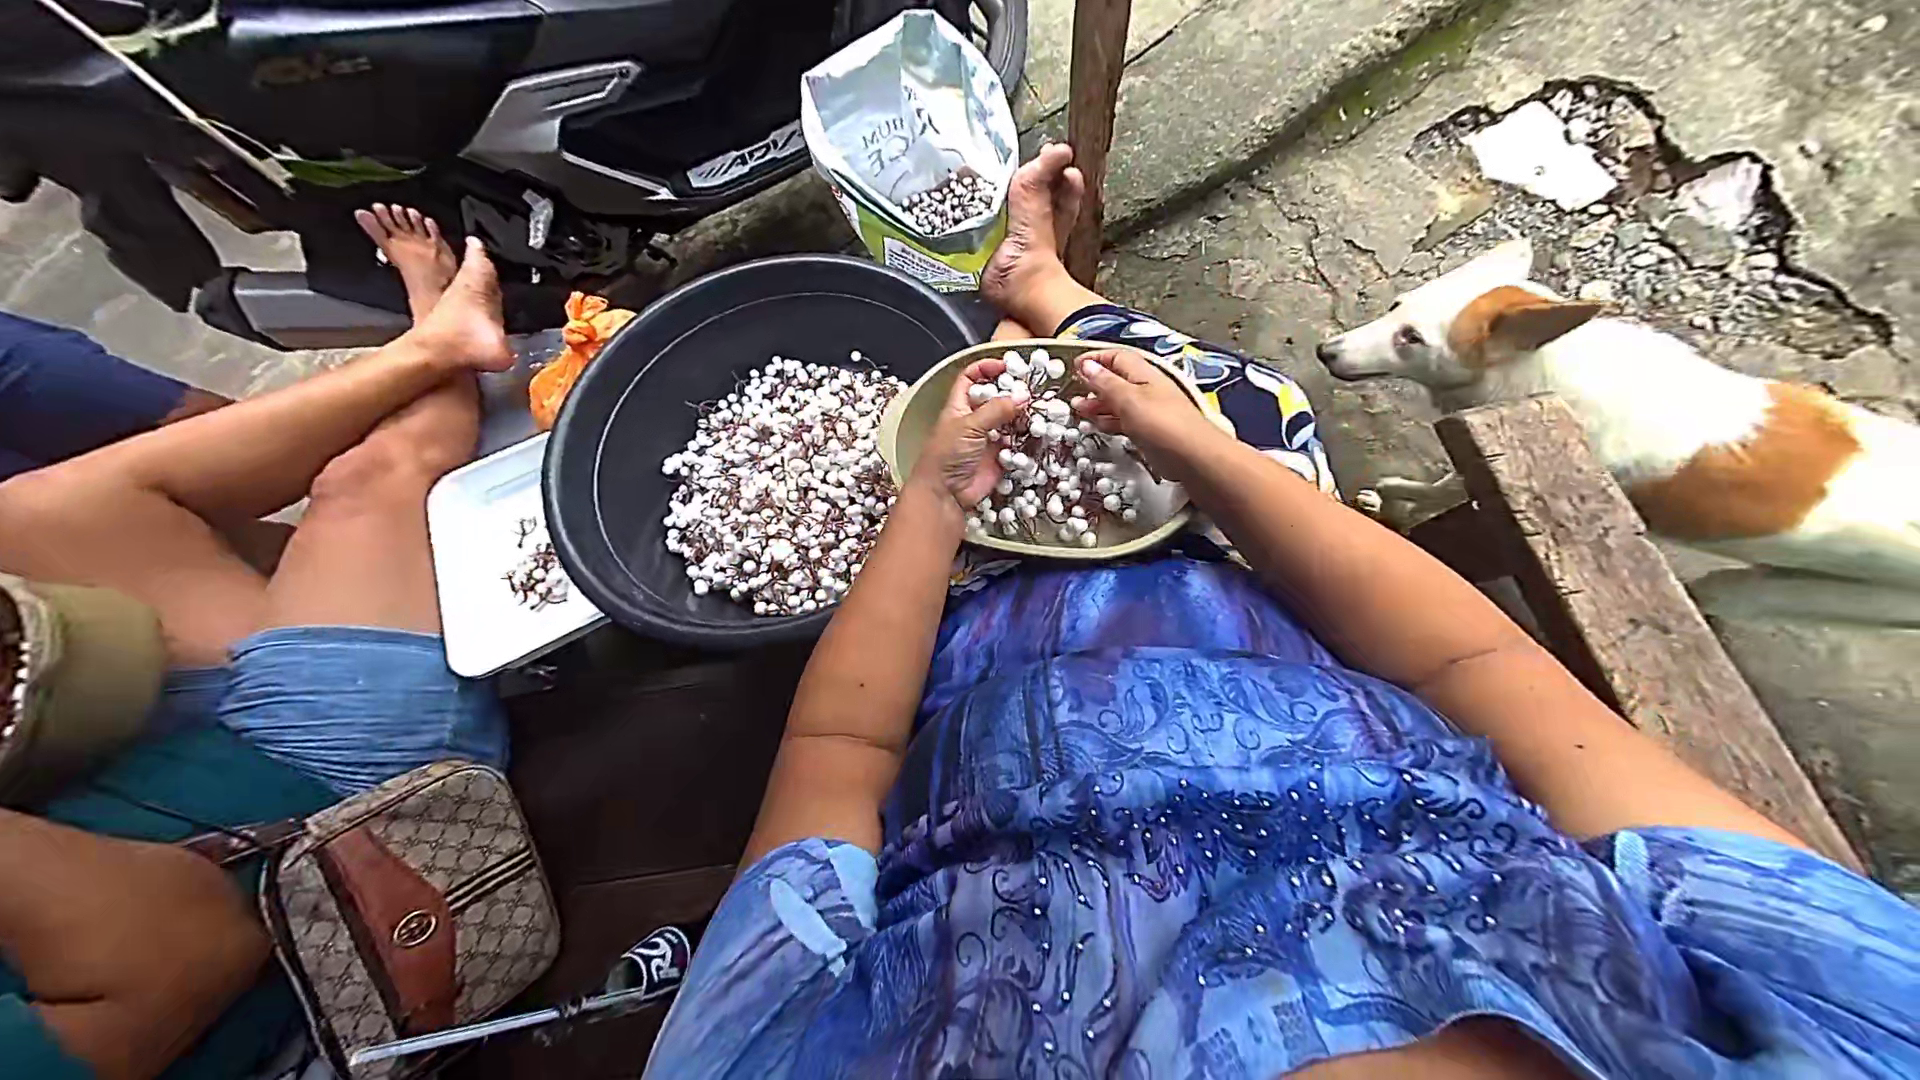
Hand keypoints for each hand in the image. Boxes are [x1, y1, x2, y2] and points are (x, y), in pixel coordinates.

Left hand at [909, 358, 1024, 509]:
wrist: (946, 494)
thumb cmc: (946, 456)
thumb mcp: (969, 426)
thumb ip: (996, 410)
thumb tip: (1022, 396)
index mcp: (960, 406)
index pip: (971, 377)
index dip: (986, 367)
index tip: (1007, 365)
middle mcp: (975, 419)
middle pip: (997, 397)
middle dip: (1013, 392)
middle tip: (1031, 390)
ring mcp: (988, 438)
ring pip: (1011, 419)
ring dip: (1023, 416)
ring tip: (1037, 412)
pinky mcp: (1000, 456)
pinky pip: (1018, 442)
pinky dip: (1027, 438)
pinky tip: (1036, 433)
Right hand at [1070, 349, 1229, 480]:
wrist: (1191, 456)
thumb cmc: (1164, 425)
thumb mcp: (1128, 399)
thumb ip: (1106, 383)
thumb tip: (1088, 366)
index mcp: (1144, 374)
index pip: (1116, 357)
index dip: (1095, 359)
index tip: (1075, 366)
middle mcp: (1147, 389)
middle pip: (1116, 379)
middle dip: (1093, 383)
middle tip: (1074, 390)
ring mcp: (1148, 411)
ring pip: (1118, 401)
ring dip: (1098, 403)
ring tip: (1080, 409)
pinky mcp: (1148, 431)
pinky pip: (1123, 420)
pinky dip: (1108, 420)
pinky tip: (1099, 424)